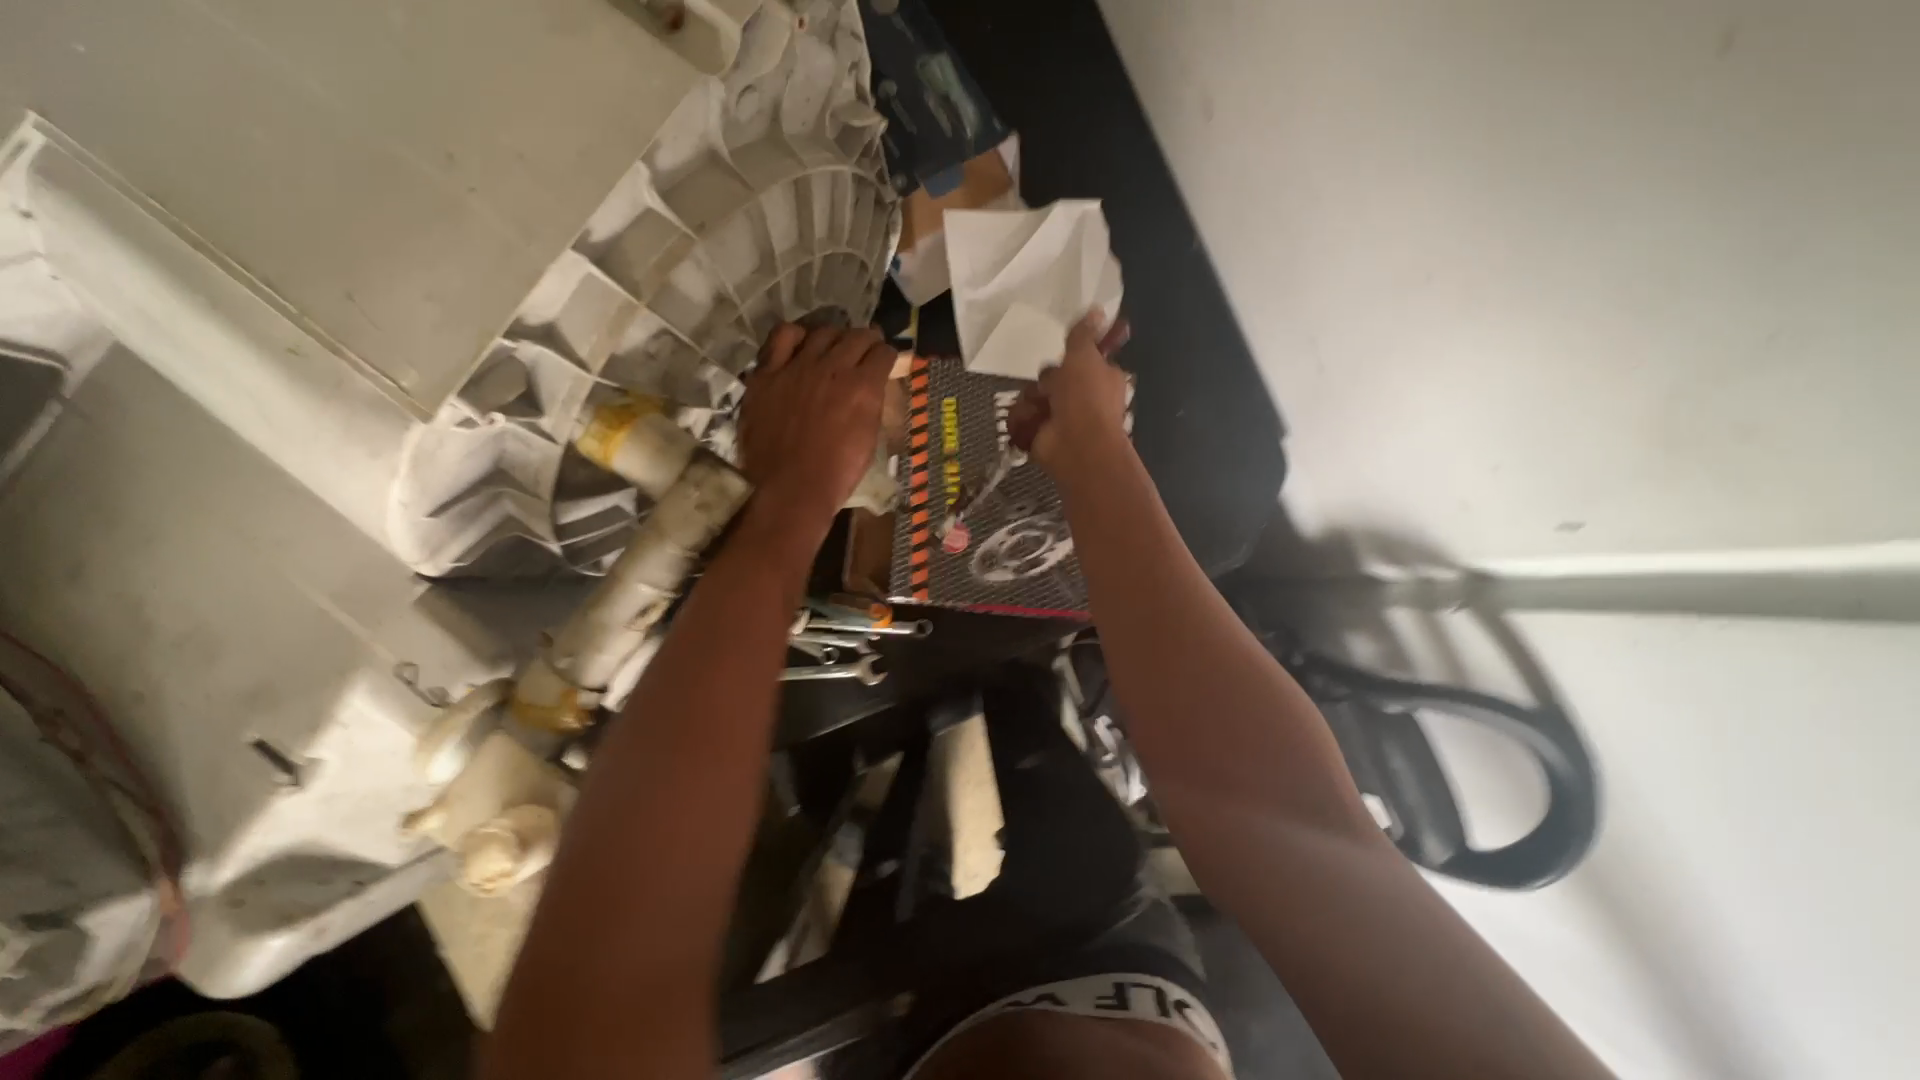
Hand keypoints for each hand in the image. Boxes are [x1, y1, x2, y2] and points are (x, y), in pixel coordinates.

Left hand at [737, 322, 893, 535]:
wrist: (791, 487)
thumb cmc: (836, 473)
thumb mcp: (868, 438)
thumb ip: (870, 405)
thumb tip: (871, 389)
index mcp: (863, 386)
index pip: (883, 353)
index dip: (886, 356)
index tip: (884, 361)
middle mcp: (833, 367)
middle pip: (856, 336)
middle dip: (866, 340)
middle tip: (864, 350)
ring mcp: (798, 367)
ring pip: (822, 332)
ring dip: (834, 337)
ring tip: (832, 347)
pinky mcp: (768, 373)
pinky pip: (782, 337)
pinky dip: (795, 336)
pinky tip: (799, 347)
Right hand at [1010, 310, 1131, 480]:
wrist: (1076, 446)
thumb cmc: (1086, 398)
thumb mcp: (1084, 356)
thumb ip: (1084, 334)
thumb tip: (1097, 309)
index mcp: (1102, 378)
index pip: (1080, 361)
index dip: (1069, 359)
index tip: (1062, 357)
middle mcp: (1083, 399)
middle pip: (1051, 378)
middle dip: (1045, 381)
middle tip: (1049, 387)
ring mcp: (1061, 419)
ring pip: (1033, 397)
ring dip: (1031, 401)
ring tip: (1038, 408)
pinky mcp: (1041, 435)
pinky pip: (1022, 418)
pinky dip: (1024, 420)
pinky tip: (1031, 423)